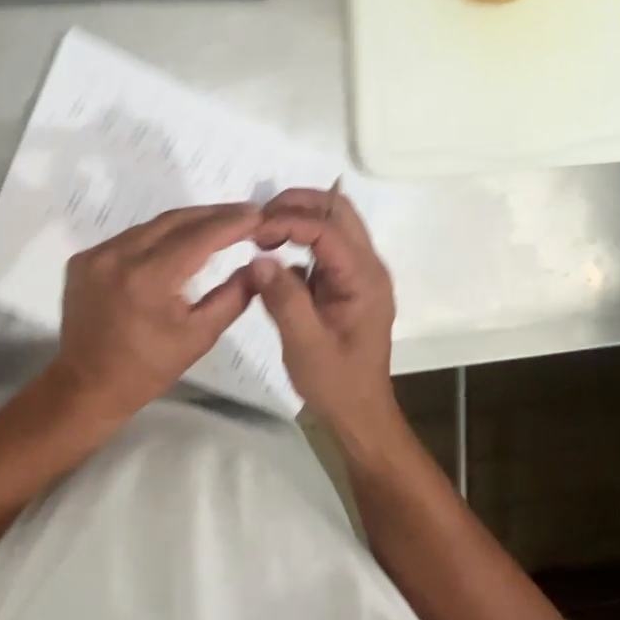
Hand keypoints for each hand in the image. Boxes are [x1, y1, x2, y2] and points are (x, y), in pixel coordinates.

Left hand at [51, 203, 260, 419]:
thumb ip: (233, 297)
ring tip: (214, 225)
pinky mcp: (83, 260)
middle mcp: (118, 256)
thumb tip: (260, 267)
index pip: (199, 236)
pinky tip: (174, 243)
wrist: (87, 385)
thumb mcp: (198, 337)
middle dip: (212, 215)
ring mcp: (96, 255)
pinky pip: (127, 239)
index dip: (231, 223)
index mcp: (149, 277)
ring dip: (183, 224)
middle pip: (174, 221)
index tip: (258, 215)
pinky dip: (154, 238)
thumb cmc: (147, 369)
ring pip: (149, 227)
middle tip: (244, 213)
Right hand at [248, 188, 401, 444]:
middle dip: (296, 206)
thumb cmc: (336, 383)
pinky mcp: (345, 284)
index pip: (326, 229)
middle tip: (256, 223)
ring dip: (298, 219)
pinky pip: (324, 247)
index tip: (252, 235)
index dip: (288, 222)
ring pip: (333, 223)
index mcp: (363, 279)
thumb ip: (283, 299)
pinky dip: (299, 241)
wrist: (360, 413)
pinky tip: (273, 259)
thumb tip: (258, 259)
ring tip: (260, 235)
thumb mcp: (305, 346)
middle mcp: (367, 268)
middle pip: (337, 210)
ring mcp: (358, 274)